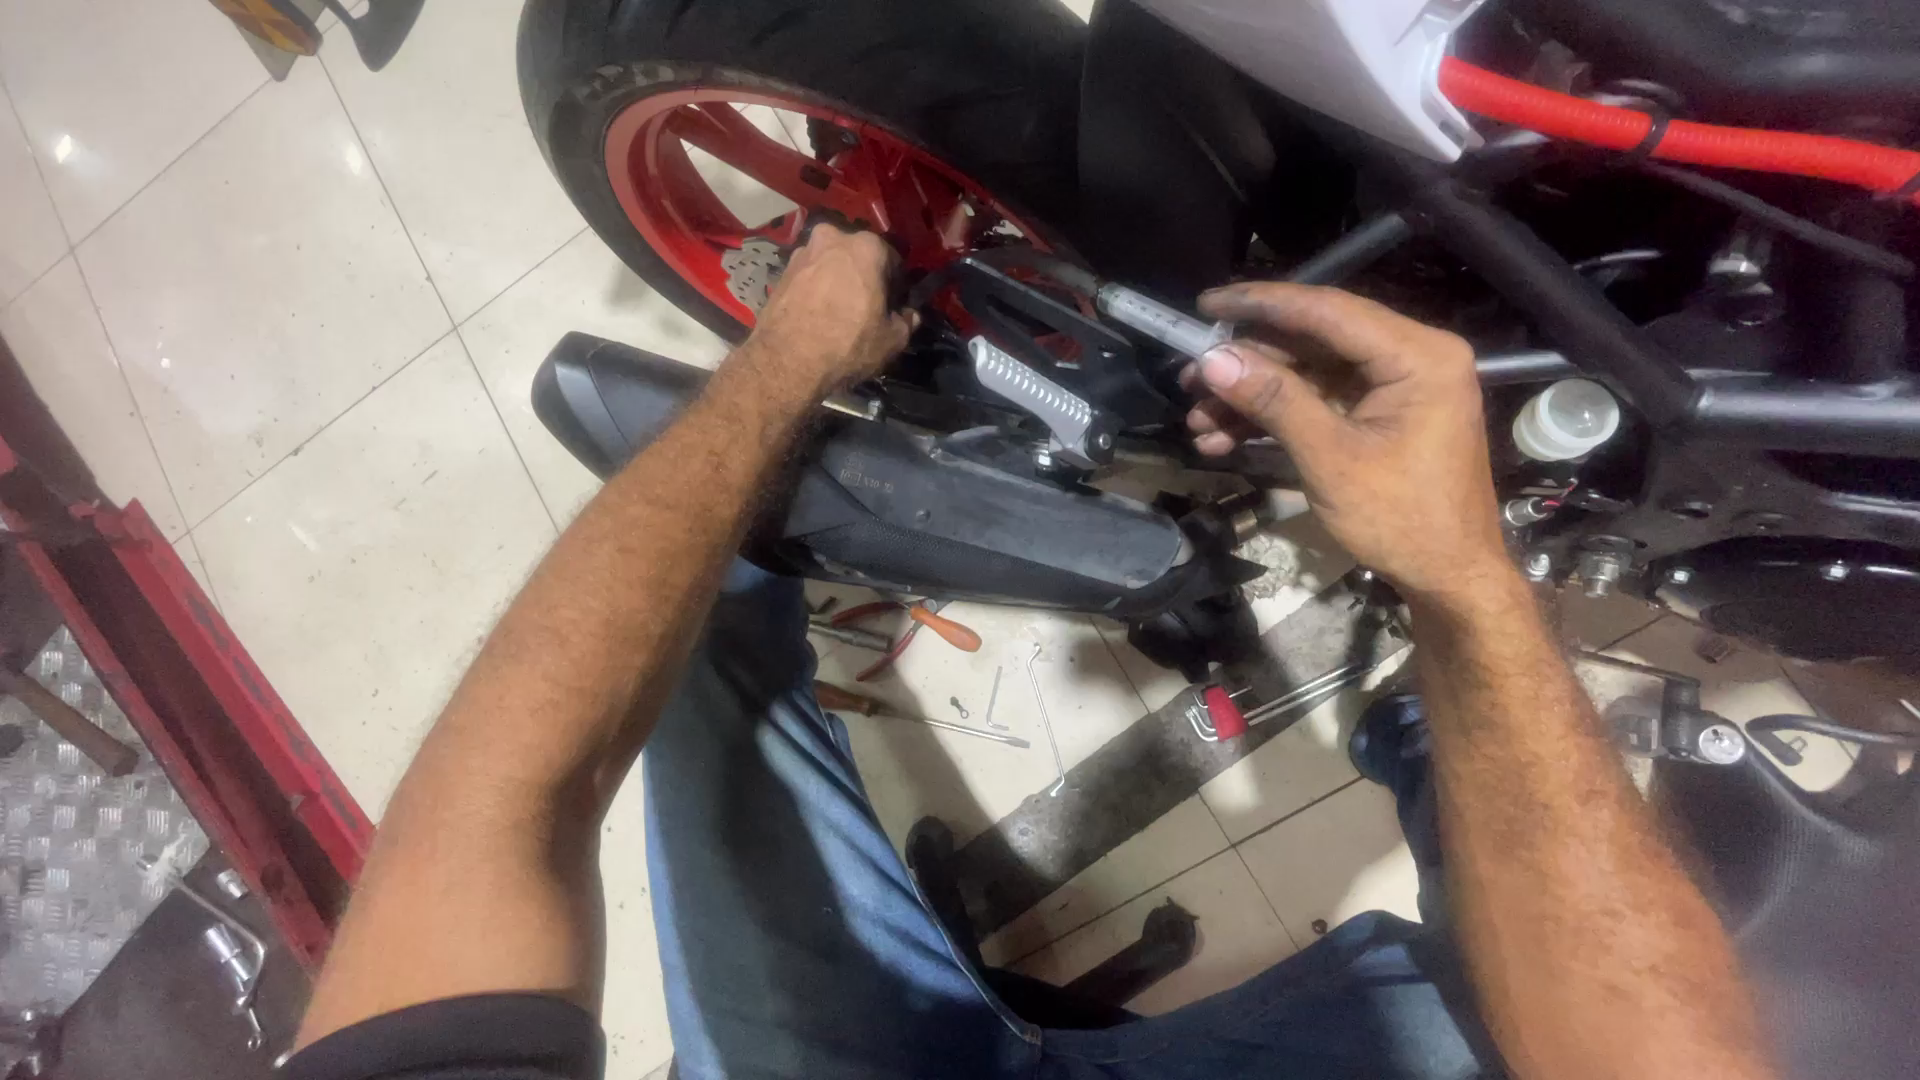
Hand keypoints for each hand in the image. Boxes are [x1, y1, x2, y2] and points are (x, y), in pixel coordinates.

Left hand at [742, 222, 915, 395]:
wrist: (787, 361)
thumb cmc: (848, 345)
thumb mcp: (893, 340)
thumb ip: (907, 322)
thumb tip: (909, 315)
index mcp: (867, 247)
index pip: (893, 260)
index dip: (897, 286)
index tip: (893, 306)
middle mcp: (833, 238)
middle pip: (858, 258)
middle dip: (865, 278)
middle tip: (867, 309)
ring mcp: (803, 252)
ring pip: (831, 265)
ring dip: (839, 282)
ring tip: (840, 315)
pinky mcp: (781, 271)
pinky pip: (810, 278)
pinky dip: (817, 291)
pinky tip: (819, 317)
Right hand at [1184, 283, 1508, 603]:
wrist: (1447, 575)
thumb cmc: (1402, 518)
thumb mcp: (1330, 458)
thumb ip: (1274, 401)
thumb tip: (1213, 359)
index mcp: (1416, 356)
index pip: (1327, 311)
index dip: (1261, 305)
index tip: (1206, 303)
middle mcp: (1408, 358)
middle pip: (1310, 343)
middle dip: (1246, 364)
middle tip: (1190, 377)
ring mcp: (1390, 389)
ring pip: (1305, 376)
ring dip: (1250, 399)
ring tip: (1199, 421)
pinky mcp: (1375, 416)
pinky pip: (1314, 403)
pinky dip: (1271, 420)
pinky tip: (1224, 440)